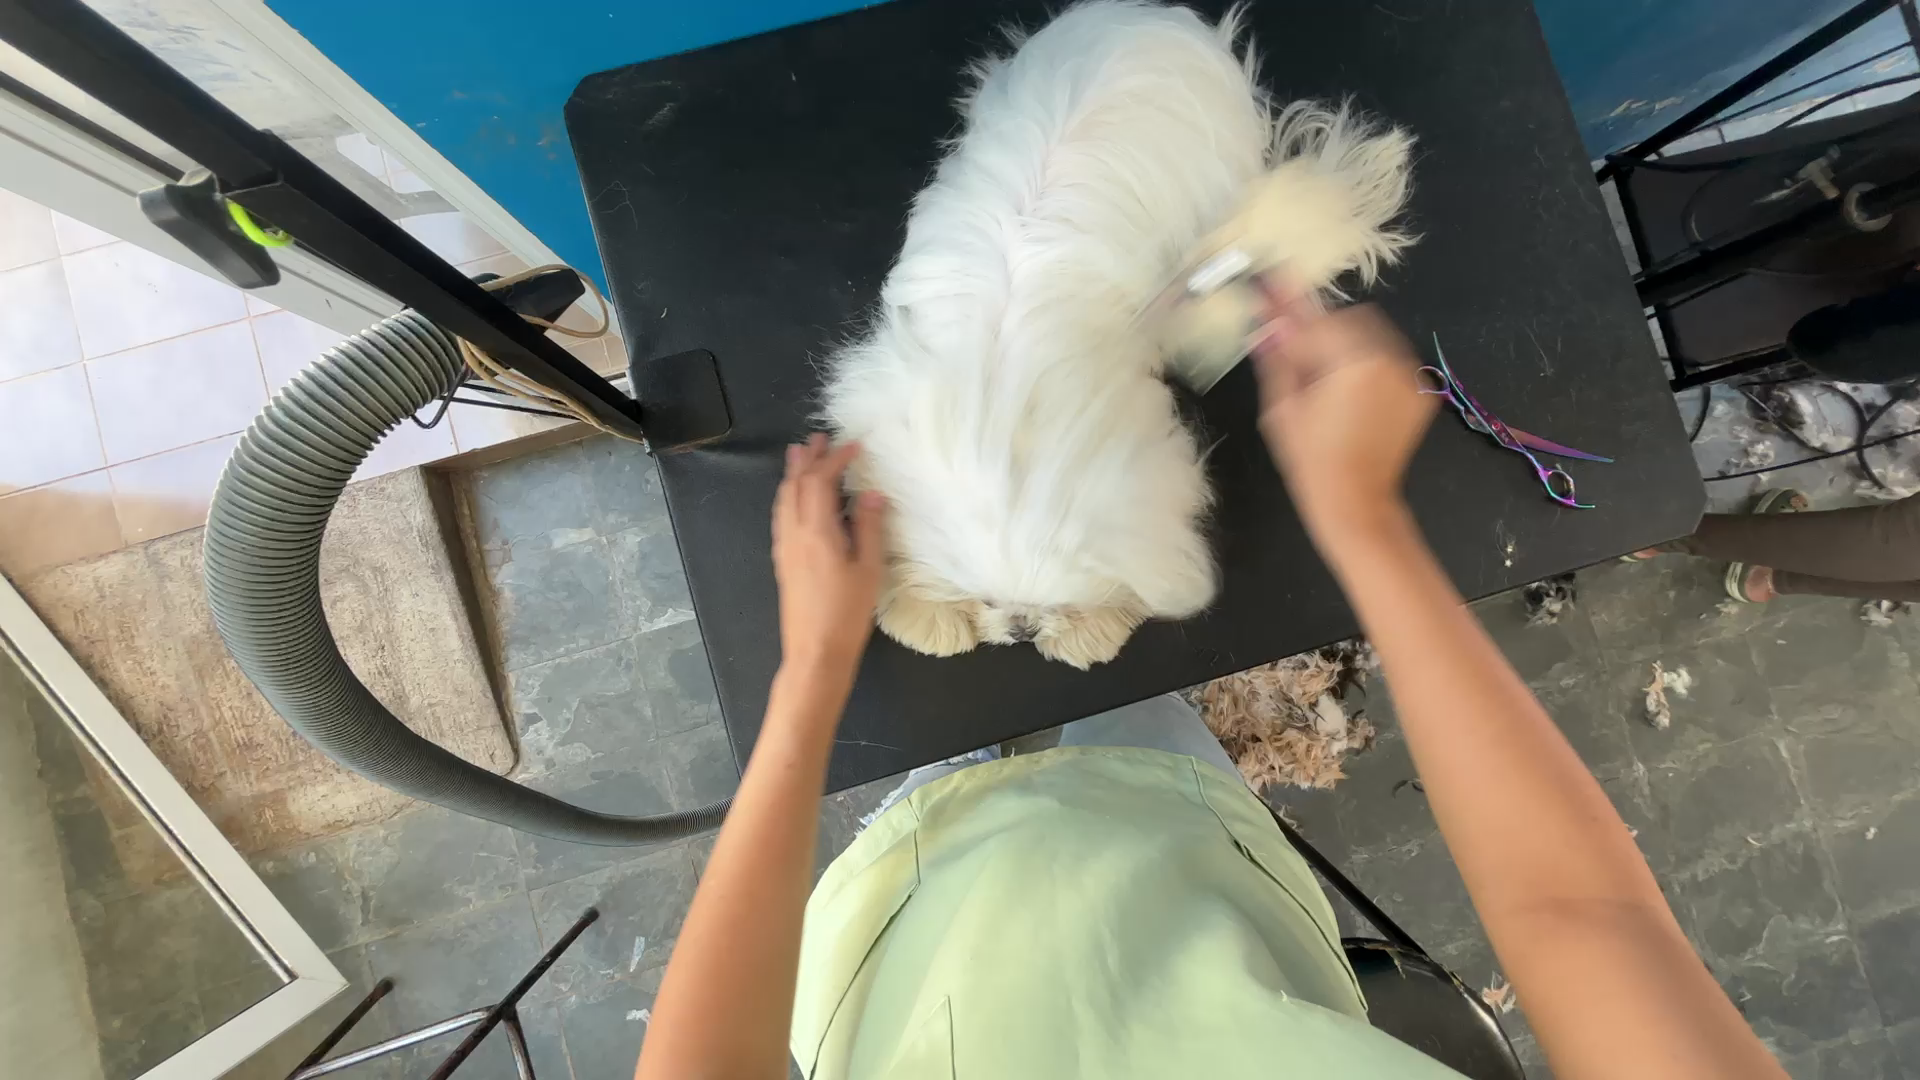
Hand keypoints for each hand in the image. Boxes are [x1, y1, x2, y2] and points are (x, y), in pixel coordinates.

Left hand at [771, 434, 887, 683]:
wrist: (814, 652)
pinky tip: (796, 497)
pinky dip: (789, 494)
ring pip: (784, 499)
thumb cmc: (847, 612)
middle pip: (796, 485)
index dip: (836, 459)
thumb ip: (868, 527)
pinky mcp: (783, 560)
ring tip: (800, 455)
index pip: (821, 481)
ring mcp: (784, 547)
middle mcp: (793, 533)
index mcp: (816, 531)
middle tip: (819, 438)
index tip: (854, 446)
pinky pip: (781, 515)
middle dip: (808, 459)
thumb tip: (871, 493)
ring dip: (793, 474)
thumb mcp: (868, 569)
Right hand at [1249, 284, 1435, 540]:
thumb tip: (1268, 325)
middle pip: (1348, 320)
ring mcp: (1409, 375)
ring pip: (1370, 337)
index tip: (1272, 279)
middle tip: (1294, 353)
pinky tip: (1345, 396)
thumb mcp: (1282, 410)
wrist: (1355, 501)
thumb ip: (1279, 360)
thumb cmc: (1310, 461)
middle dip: (1320, 329)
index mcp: (1352, 363)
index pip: (1315, 320)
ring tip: (1322, 382)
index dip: (1289, 302)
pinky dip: (1363, 365)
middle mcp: (1388, 360)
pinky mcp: (1419, 391)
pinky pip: (1388, 360)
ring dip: (1342, 345)